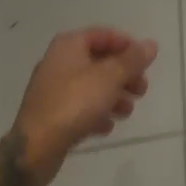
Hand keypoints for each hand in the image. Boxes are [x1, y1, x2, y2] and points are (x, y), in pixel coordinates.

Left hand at [13, 27, 157, 168]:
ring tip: (128, 111)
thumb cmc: (74, 103)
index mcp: (69, 45)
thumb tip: (151, 44)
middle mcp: (58, 62)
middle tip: (142, 90)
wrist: (34, 149)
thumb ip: (133, 60)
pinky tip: (107, 126)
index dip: (128, 46)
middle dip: (123, 75)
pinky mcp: (50, 114)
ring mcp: (52, 90)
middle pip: (99, 62)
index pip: (104, 35)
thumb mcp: (110, 77)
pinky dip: (96, 112)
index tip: (145, 62)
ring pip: (91, 86)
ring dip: (113, 96)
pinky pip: (79, 107)